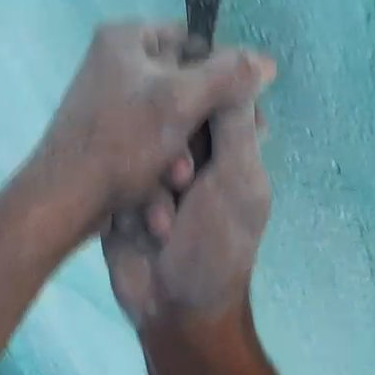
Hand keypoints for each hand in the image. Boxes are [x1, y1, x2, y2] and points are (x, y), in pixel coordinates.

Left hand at [33, 24, 272, 226]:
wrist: (61, 201)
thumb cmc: (120, 142)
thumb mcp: (182, 103)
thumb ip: (228, 77)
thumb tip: (266, 60)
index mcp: (125, 38)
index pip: (191, 41)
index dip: (220, 71)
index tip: (241, 107)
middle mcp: (113, 59)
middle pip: (183, 82)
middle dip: (202, 122)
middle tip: (226, 147)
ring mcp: (108, 97)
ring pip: (168, 117)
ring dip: (182, 151)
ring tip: (183, 179)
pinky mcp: (105, 132)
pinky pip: (147, 139)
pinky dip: (159, 162)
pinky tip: (165, 192)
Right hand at [103, 102, 272, 329]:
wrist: (173, 311)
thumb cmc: (218, 246)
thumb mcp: (238, 179)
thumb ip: (236, 121)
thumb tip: (255, 62)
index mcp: (228, 141)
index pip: (212, 90)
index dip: (198, 92)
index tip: (185, 103)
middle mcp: (192, 147)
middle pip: (170, 110)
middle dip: (170, 143)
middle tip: (181, 180)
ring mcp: (155, 167)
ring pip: (142, 137)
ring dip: (151, 176)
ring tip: (165, 214)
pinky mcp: (125, 186)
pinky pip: (119, 167)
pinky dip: (129, 192)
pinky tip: (139, 220)